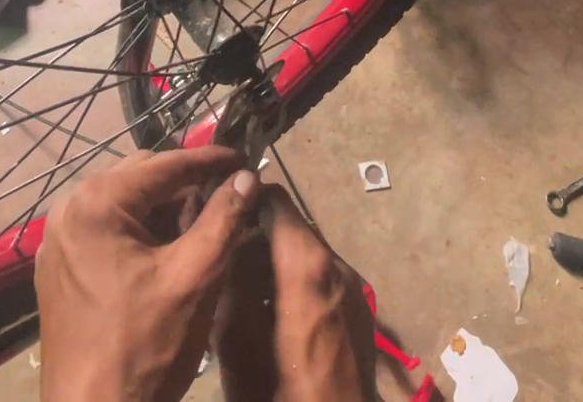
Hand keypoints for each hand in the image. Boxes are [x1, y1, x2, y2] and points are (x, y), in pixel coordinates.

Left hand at [36, 147, 261, 401]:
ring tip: (205, 223)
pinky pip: (108, 229)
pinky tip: (169, 250)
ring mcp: (59, 239)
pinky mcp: (60, 267)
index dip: (210, 160)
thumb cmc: (144, 347)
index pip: (165, 164)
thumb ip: (224, 218)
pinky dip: (141, 230)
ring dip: (165, 207)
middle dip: (187, 183)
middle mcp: (69, 208)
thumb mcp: (195, 277)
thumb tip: (246, 176)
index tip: (246, 158)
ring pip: (126, 202)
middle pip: (142, 177)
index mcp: (96, 202)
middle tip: (229, 196)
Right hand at [213, 186, 376, 401]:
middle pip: (292, 228)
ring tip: (247, 291)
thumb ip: (231, 284)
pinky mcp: (362, 310)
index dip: (246, 201)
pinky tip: (277, 315)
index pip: (276, 201)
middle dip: (258, 237)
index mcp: (307, 267)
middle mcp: (338, 266)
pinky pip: (324, 278)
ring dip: (277, 261)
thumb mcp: (238, 344)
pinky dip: (298, 282)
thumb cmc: (280, 395)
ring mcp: (355, 288)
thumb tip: (224, 244)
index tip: (220, 212)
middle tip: (226, 258)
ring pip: (308, 253)